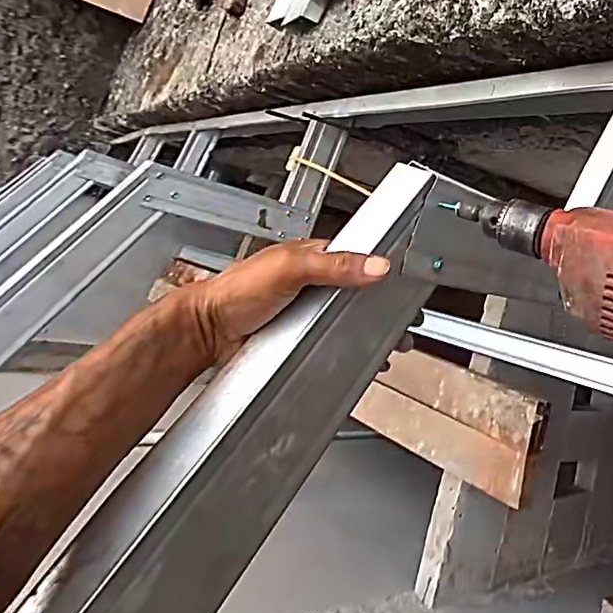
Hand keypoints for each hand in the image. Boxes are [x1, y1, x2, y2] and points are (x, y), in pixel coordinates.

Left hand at [176, 240, 391, 357]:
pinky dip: (349, 348)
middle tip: (406, 320)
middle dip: (385, 306)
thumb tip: (375, 264)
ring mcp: (307, 311)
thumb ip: (333, 264)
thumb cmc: (236, 291)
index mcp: (314, 256)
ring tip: (392, 343)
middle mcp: (313, 282)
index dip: (382, 270)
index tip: (405, 284)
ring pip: (348, 318)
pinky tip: (360, 356)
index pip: (358, 258)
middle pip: (358, 292)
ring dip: (371, 331)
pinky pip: (331, 340)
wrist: (206, 331)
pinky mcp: (299, 335)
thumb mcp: (290, 268)